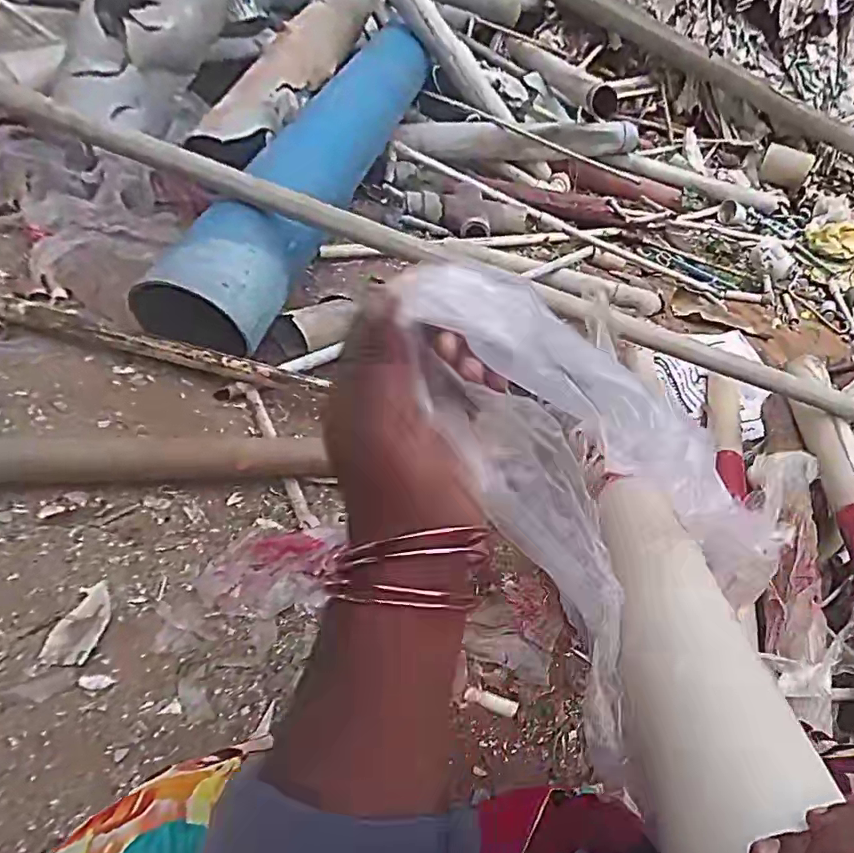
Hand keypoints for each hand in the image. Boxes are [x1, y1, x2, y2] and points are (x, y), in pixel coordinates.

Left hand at [323, 288, 483, 542]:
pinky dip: (478, 381)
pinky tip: (493, 388)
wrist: (429, 553)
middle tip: (469, 354)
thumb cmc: (408, 494)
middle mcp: (385, 395)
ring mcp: (418, 413)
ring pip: (443, 363)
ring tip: (486, 375)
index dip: (416, 310)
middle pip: (416, 341)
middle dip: (448, 335)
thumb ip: (384, 358)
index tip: (453, 311)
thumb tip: (389, 299)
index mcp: (359, 388)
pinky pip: (462, 388)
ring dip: (468, 358)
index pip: (382, 325)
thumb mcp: (386, 421)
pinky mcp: (447, 431)